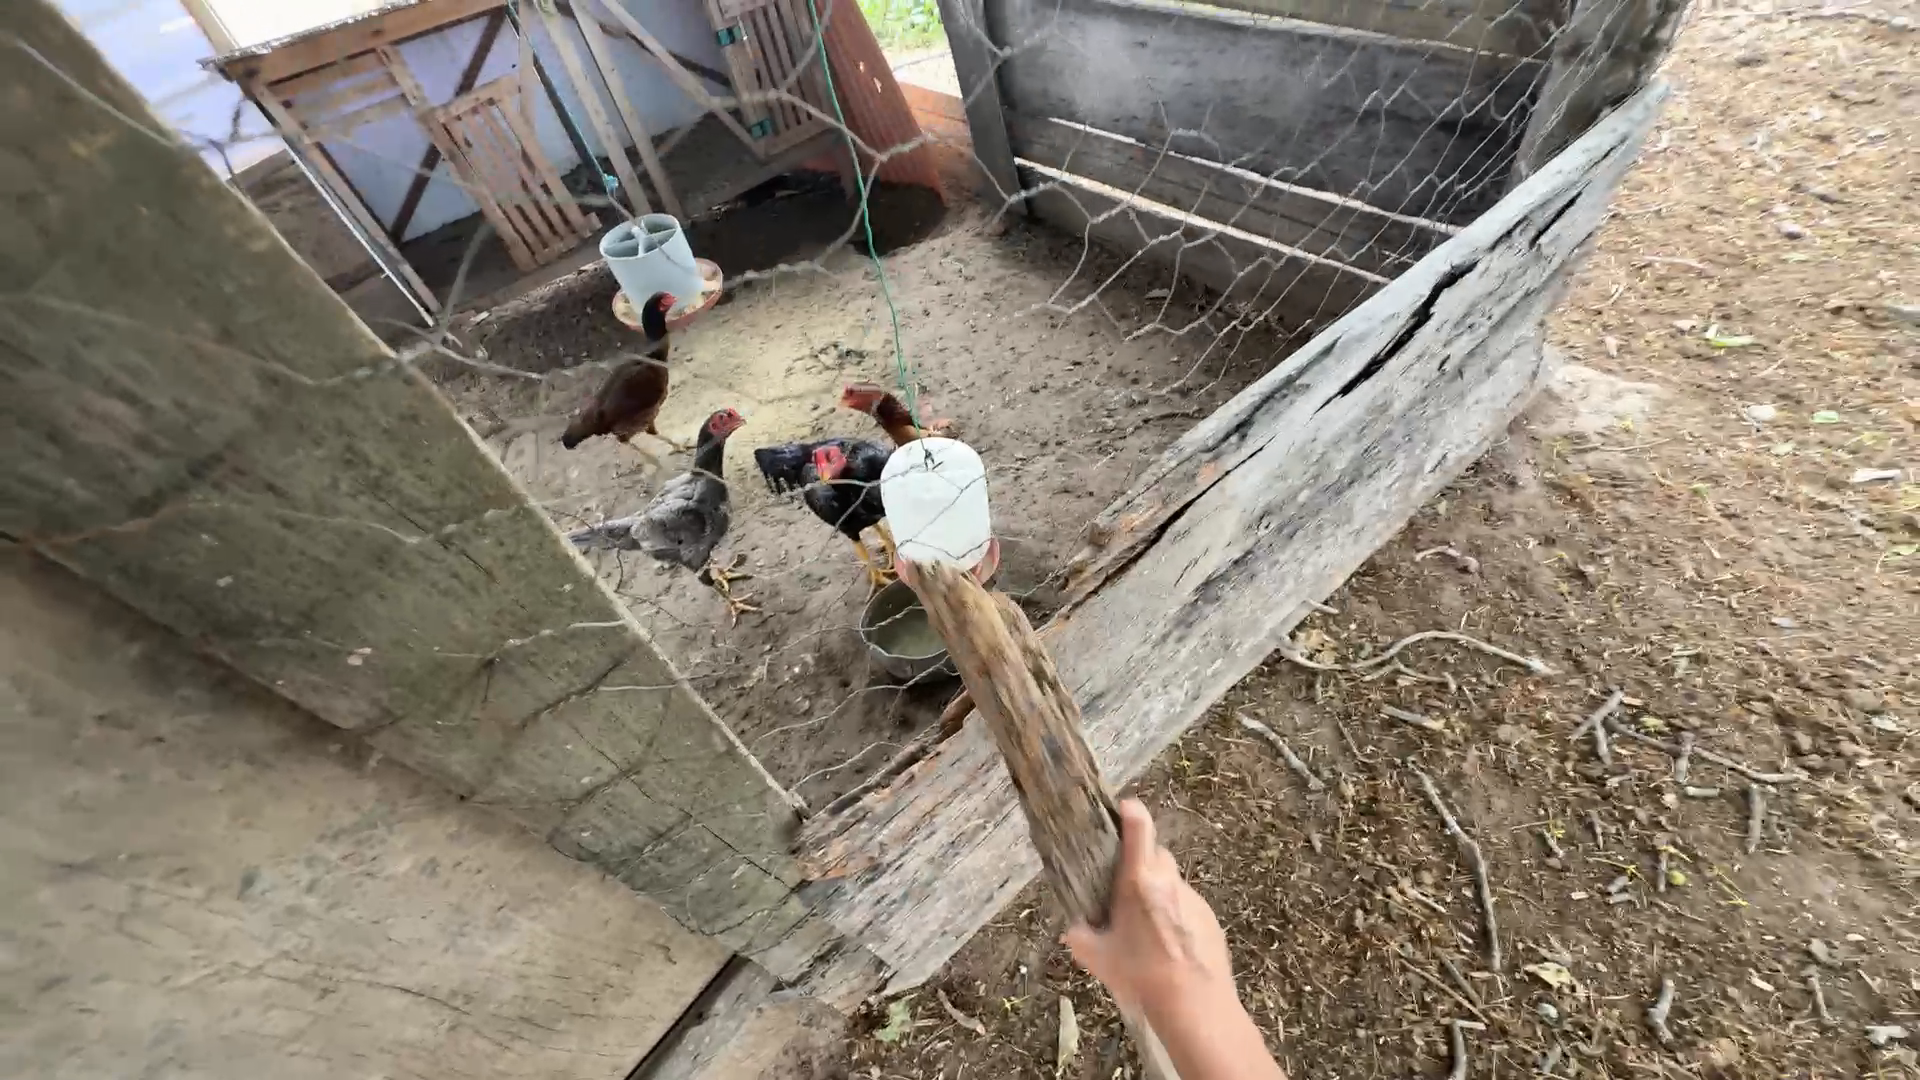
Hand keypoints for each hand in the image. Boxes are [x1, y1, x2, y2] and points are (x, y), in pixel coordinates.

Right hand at [1063, 800, 1234, 1018]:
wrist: (1197, 1008)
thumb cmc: (1143, 976)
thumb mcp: (1099, 958)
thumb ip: (1081, 938)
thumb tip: (1071, 930)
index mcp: (1139, 879)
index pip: (1139, 825)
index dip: (1130, 810)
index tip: (1122, 808)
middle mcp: (1168, 881)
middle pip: (1157, 854)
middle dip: (1142, 862)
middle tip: (1127, 887)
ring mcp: (1193, 899)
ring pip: (1173, 882)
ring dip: (1160, 893)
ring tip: (1149, 927)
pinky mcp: (1211, 919)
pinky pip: (1189, 907)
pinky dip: (1178, 916)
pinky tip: (1170, 946)